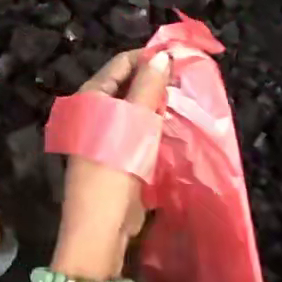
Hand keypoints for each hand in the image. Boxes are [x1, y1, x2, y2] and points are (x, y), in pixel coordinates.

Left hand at [55, 50, 169, 263]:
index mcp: (91, 95)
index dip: (150, 56)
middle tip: (190, 76)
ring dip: (156, 102)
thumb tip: (162, 55)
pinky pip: (136, 128)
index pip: (122, 63)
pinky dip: (153, 123)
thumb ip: (149, 87)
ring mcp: (103, 132)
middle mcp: (93, 109)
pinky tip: (174, 124)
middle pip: (127, 83)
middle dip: (155, 78)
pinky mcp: (114, 153)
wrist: (101, 226)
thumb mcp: (136, 122)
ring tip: (187, 96)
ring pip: (133, 107)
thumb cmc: (115, 167)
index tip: (182, 55)